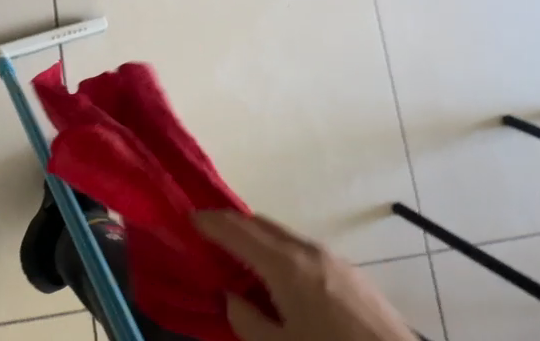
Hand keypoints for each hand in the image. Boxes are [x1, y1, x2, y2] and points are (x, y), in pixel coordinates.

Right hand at [193, 211, 416, 340]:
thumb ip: (246, 320)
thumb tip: (231, 297)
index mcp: (284, 264)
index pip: (235, 229)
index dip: (208, 221)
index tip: (187, 219)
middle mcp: (306, 250)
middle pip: (259, 224)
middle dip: (232, 227)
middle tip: (209, 241)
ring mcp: (333, 259)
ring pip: (283, 236)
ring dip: (259, 241)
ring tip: (243, 264)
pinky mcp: (352, 275)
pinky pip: (304, 252)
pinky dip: (282, 255)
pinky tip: (282, 284)